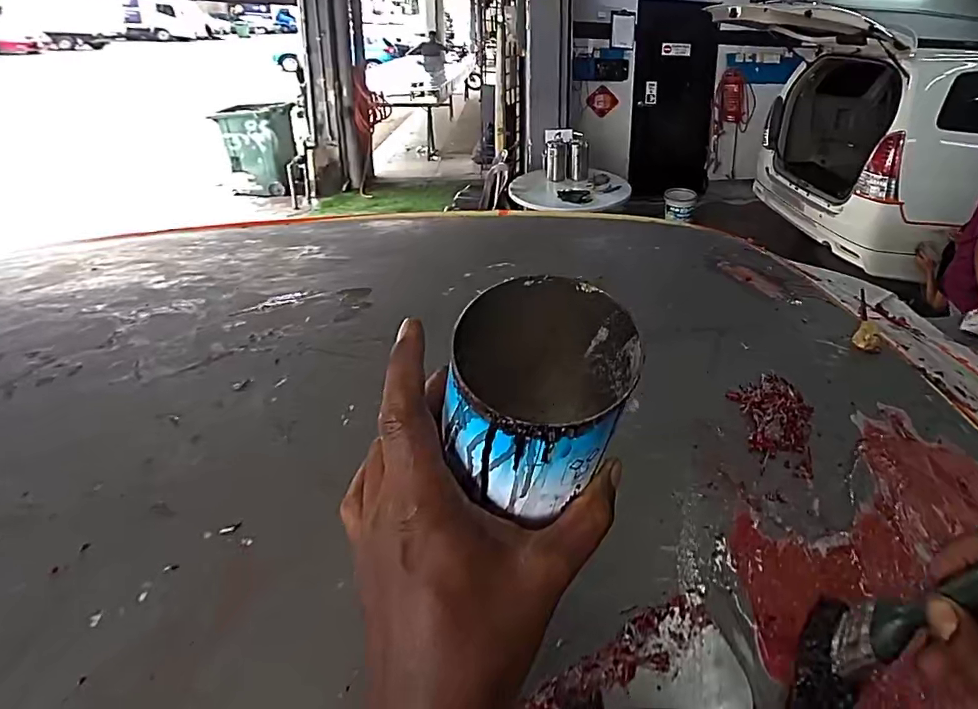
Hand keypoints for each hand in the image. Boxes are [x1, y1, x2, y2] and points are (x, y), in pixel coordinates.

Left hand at [341, 319, 622, 708]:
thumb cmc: (474, 647)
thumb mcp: (544, 575)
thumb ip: (587, 519)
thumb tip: (611, 476)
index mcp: (418, 506)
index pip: (399, 416)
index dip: (403, 365)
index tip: (411, 329)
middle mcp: (382, 514)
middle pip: (386, 430)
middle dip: (414, 392)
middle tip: (451, 377)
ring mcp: (365, 539)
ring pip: (373, 458)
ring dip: (399, 426)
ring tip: (436, 414)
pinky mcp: (365, 559)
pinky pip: (366, 489)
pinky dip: (387, 461)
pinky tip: (413, 473)